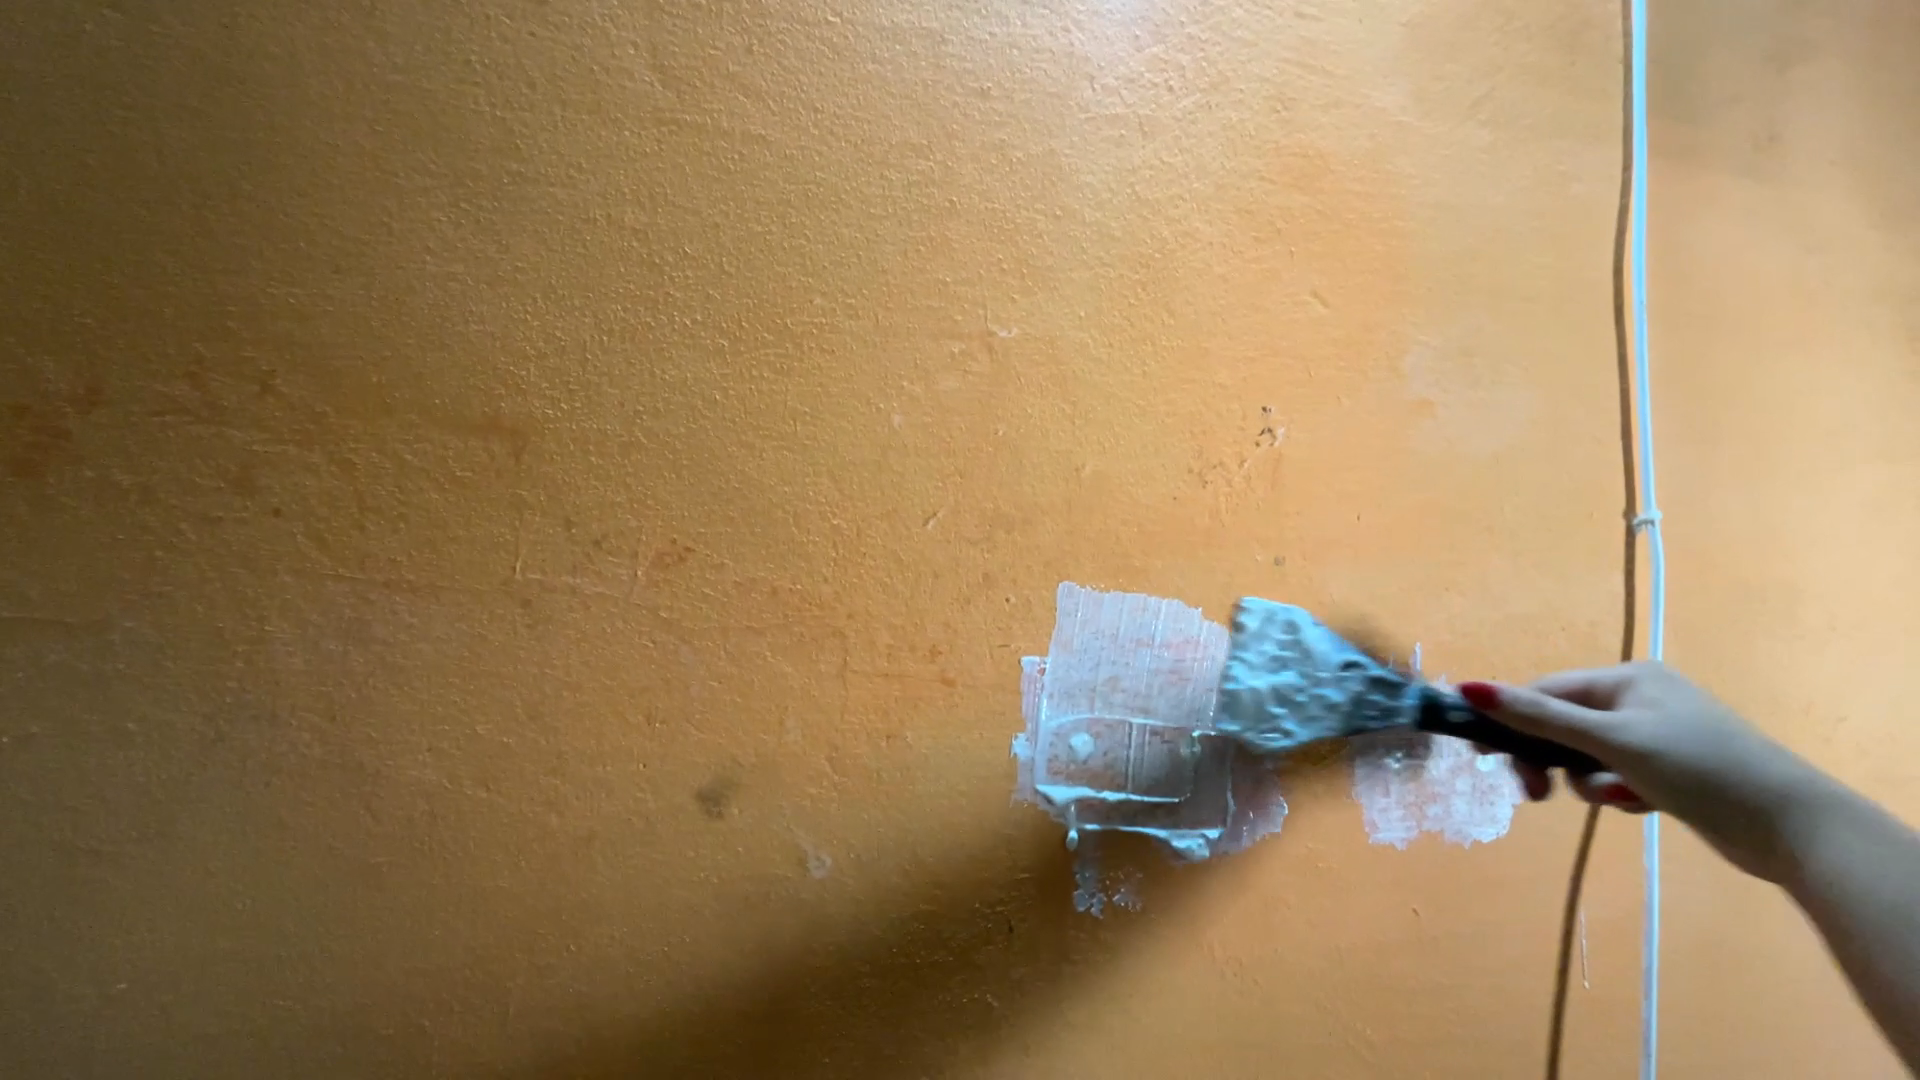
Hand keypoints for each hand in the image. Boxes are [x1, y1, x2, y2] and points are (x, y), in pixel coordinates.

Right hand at [1458, 663, 1822, 881]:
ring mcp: (1654, 734)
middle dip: (1548, 758)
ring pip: (1585, 755)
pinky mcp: (1667, 768)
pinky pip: (1614, 773)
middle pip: (1562, 724)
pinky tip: (1636, 804)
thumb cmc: (1696, 768)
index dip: (1512, 720)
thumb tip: (1465, 688)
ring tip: (1611, 799)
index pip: (1546, 692)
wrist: (1792, 828)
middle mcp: (1637, 698)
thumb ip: (1537, 717)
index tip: (1485, 757)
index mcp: (1626, 678)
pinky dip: (1615, 790)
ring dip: (1586, 780)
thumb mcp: (1610, 740)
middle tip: (1534, 793)